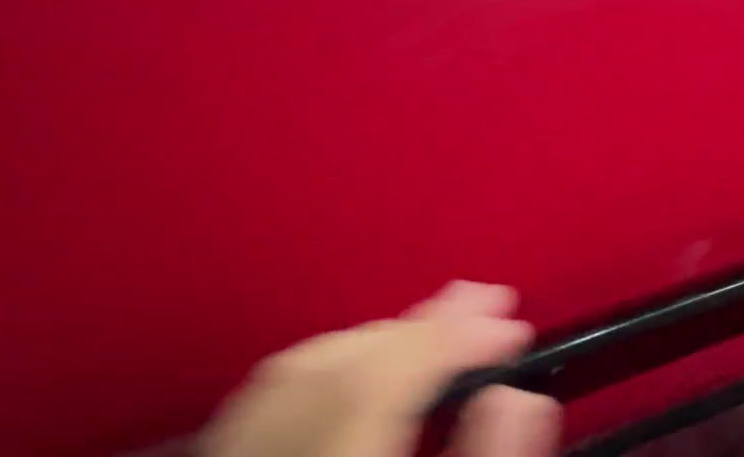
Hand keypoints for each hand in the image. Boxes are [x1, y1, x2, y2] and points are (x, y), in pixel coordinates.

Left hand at [200, 282, 560, 456]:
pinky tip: (358, 359)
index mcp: (331, 443)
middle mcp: (274, 437)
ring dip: (376, 332)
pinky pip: (262, 395)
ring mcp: (237, 444)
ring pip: (294, 368)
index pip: (386, 369)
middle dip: (423, 321)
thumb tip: (522, 392)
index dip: (455, 328)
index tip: (509, 315)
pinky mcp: (221, 452)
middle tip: (486, 302)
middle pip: (340, 360)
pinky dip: (322, 362)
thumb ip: (484, 455)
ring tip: (434, 323)